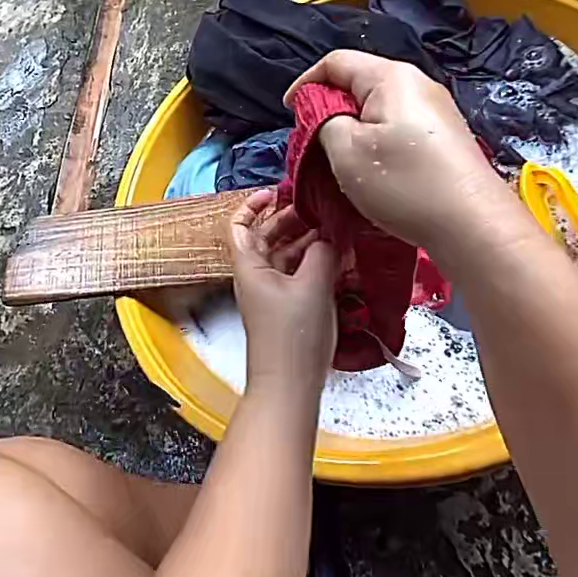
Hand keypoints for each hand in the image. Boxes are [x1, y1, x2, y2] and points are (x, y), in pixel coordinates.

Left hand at [228, 189, 339, 392]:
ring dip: (307, 240)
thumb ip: (323, 253)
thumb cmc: (292, 334)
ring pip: (286, 254)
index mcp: (249, 264)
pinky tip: (337, 258)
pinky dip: (314, 261)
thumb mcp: (312, 285)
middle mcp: (256, 274)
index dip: (254, 203)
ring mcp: (272, 291)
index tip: (278, 191)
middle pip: (267, 235)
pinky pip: (298, 272)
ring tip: (334, 230)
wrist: (289, 385)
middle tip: (319, 209)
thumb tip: (331, 237)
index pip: (240, 223)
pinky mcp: (288, 305)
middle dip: (291, 219)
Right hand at [287, 50, 527, 253]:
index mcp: (392, 77)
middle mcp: (417, 85)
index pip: (336, 62)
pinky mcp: (445, 138)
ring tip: (340, 161)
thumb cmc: (405, 184)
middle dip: (329, 108)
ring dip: (352, 129)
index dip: (305, 83)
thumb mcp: (346, 151)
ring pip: (378, 109)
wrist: (473, 226)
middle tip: (312, 142)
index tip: (288, 112)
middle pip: (359, 83)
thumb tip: (325, 116)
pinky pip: (398, 127)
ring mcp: (436, 112)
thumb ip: (323, 122)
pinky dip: (376, 142)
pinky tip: (374, 171)